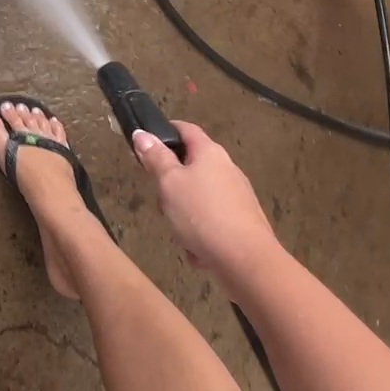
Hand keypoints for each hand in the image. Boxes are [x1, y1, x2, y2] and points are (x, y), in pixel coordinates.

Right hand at [133, 120, 279, 273]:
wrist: (247, 261)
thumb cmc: (203, 214)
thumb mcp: (169, 183)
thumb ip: (155, 158)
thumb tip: (142, 133)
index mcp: (209, 152)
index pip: (186, 129)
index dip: (166, 131)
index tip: (147, 143)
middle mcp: (227, 168)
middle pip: (191, 167)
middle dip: (171, 184)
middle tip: (161, 201)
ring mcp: (238, 196)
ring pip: (200, 196)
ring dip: (185, 212)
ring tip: (180, 232)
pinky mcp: (244, 221)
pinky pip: (213, 220)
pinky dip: (202, 232)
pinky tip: (198, 251)